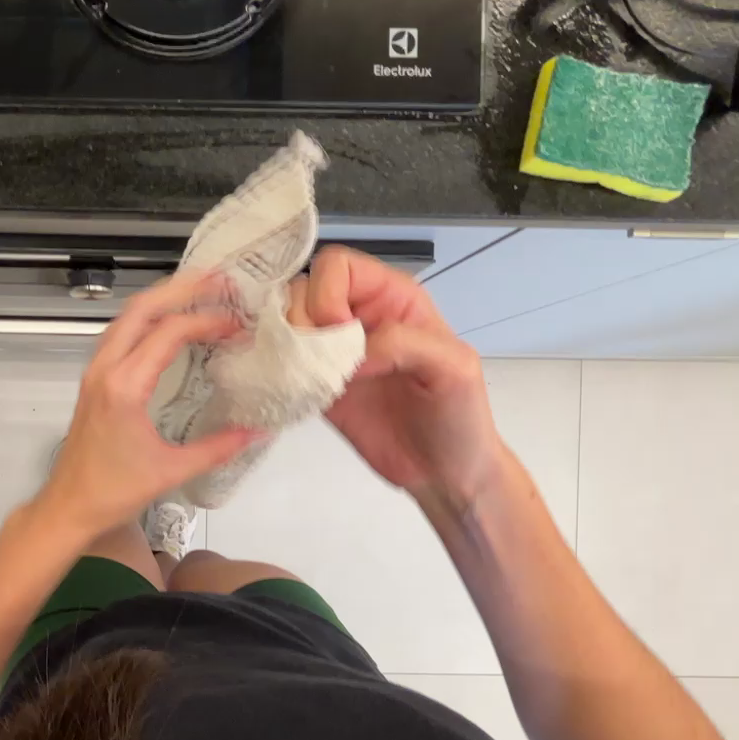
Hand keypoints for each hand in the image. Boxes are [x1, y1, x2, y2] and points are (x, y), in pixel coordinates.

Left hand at [31, 272, 261, 541]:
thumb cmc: (113, 492)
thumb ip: (217, 448)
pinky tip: (169, 325)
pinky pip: (120, 335)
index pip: (169, 332)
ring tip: (199, 291)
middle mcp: (105, 369)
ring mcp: (95, 372)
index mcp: (124, 386)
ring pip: (127, 317)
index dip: (208, 322)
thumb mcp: (171, 472)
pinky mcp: (94, 381)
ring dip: (163, 299)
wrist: (67, 507)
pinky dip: (147, 319)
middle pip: (142, 308)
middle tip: (220, 280)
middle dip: (182, 289)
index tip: (238, 326)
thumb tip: (256, 432)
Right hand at [298, 246, 506, 499]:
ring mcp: (332, 353)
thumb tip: (349, 353)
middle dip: (301, 322)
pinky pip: (282, 366)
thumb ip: (404, 342)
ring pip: (284, 326)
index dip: (327, 294)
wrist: (443, 472)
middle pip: (301, 292)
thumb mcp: (453, 367)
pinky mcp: (316, 386)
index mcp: (391, 298)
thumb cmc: (460, 417)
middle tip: (323, 362)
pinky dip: (278, 376)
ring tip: (310, 379)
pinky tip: (297, 393)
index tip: (338, 333)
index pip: (337, 267)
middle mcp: (356, 317)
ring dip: (287, 349)